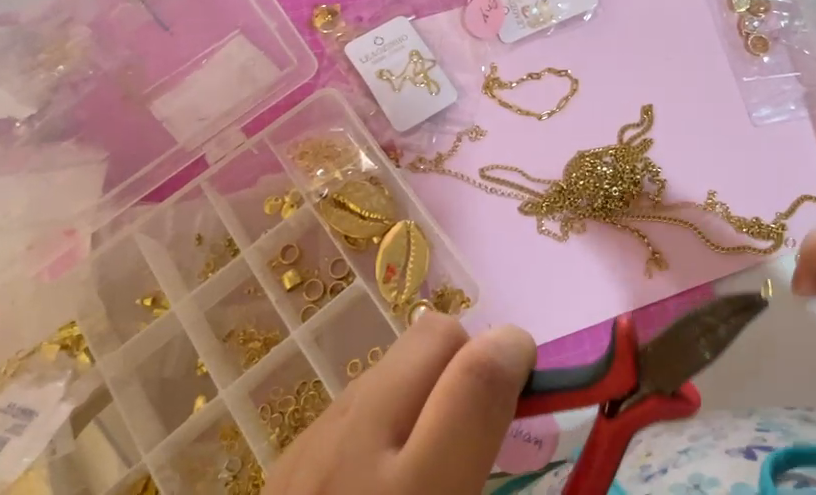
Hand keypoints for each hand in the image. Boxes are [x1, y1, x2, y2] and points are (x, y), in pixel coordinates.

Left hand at [265, 313, 535, 493]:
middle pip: (433, 334)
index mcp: (419, 487)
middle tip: (481, 413)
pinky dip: (383, 410)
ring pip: (393, 361)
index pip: (476, 374)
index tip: (528, 369)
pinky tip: (377, 468)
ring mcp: (315, 442)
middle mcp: (359, 448)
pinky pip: (356, 396)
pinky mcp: (287, 453)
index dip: (514, 351)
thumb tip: (513, 382)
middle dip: (470, 352)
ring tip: (429, 443)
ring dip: (425, 380)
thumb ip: (483, 440)